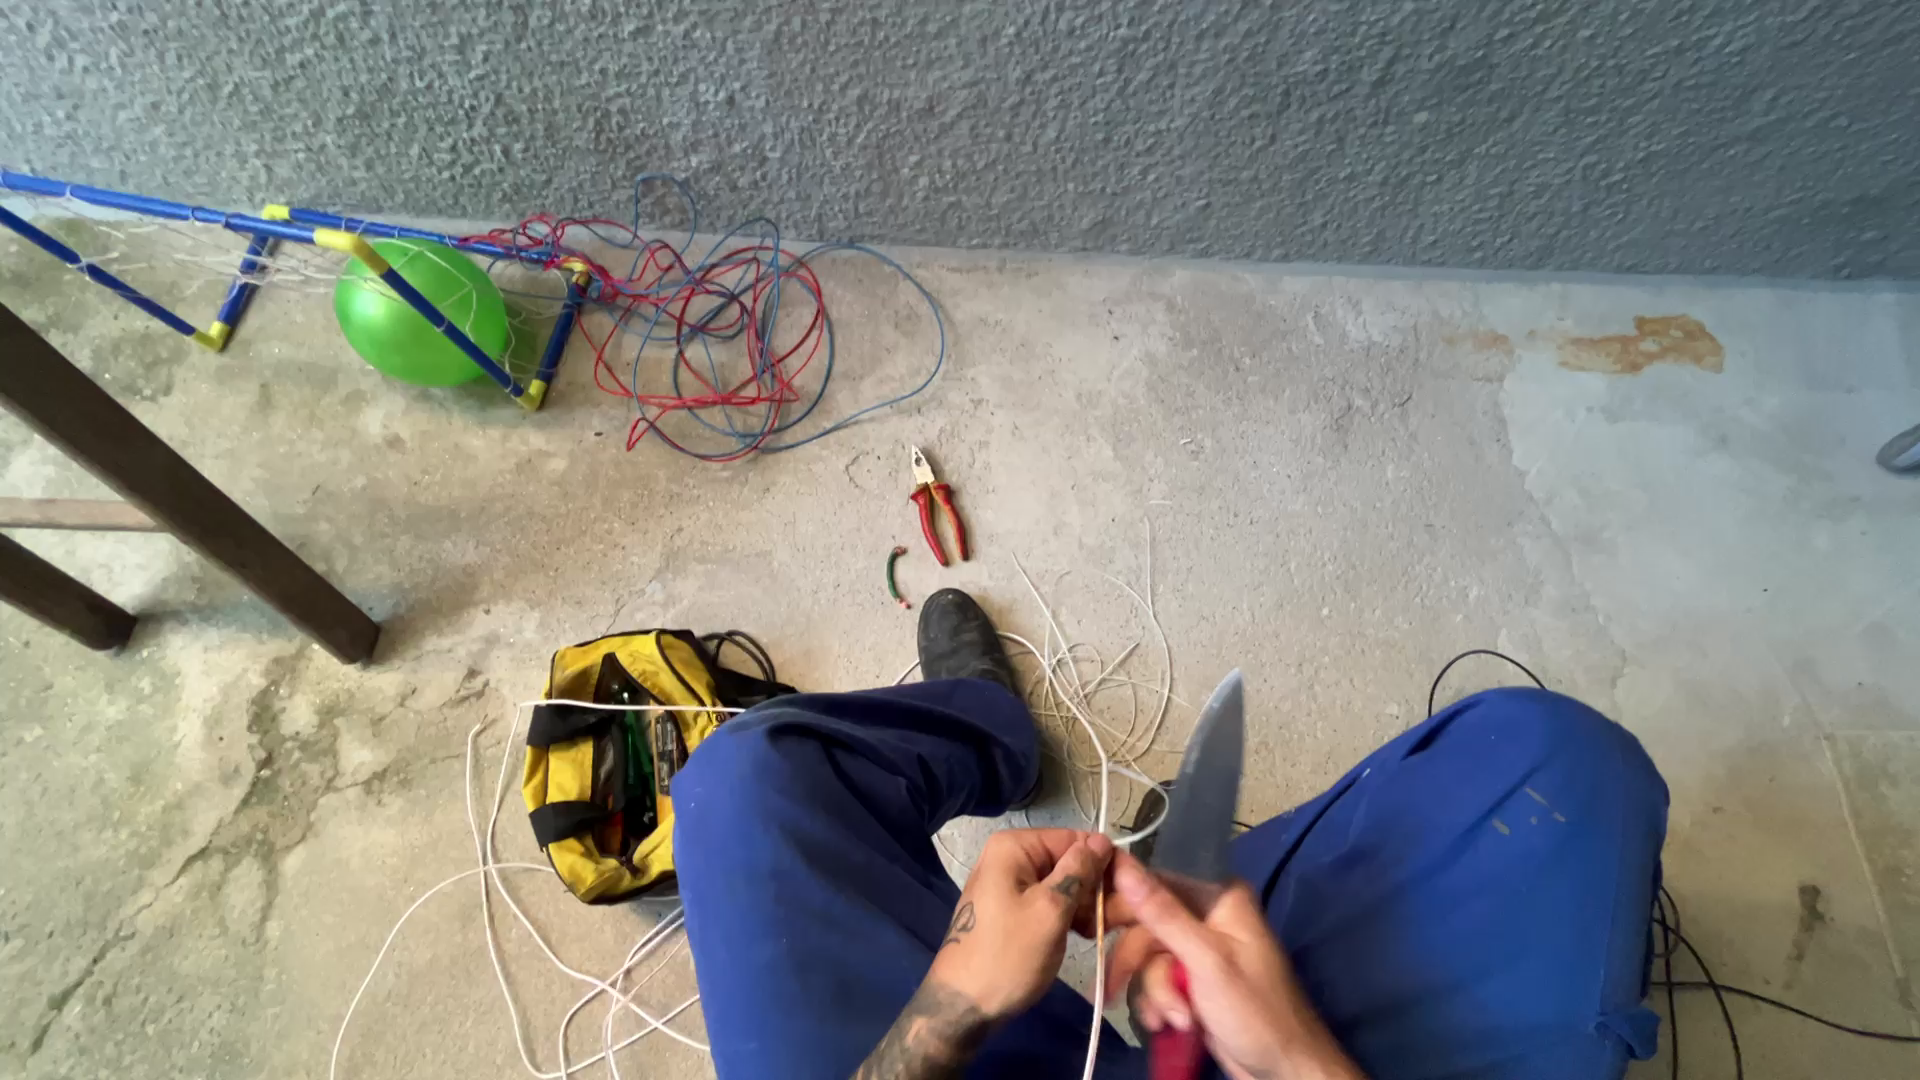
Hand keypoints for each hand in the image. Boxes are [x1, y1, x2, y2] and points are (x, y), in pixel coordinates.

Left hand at [927, 828, 1113, 1018]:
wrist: (964, 1005)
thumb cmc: (1008, 955)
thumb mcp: (1049, 911)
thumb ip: (1078, 871)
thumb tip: (1102, 839)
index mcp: (1015, 846)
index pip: (1074, 839)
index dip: (1104, 862)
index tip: (1130, 893)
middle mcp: (1010, 855)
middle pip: (1068, 860)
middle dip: (1094, 888)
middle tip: (1113, 922)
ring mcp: (1010, 882)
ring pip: (1062, 883)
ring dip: (1084, 905)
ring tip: (1097, 931)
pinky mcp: (1013, 907)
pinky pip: (1049, 900)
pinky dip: (1068, 915)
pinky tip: (1082, 934)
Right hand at [1104, 853, 1364, 1079]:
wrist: (1288, 1075)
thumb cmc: (1256, 1010)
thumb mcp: (1205, 960)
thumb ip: (1161, 912)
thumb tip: (1121, 864)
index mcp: (1216, 896)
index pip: (1155, 881)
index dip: (1121, 896)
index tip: (1088, 912)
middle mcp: (1205, 915)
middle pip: (1146, 921)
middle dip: (1137, 961)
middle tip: (1108, 982)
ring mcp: (1198, 948)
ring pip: (1149, 956)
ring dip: (1155, 991)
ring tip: (1174, 1021)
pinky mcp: (1192, 979)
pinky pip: (1157, 979)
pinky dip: (1159, 1003)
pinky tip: (1170, 1025)